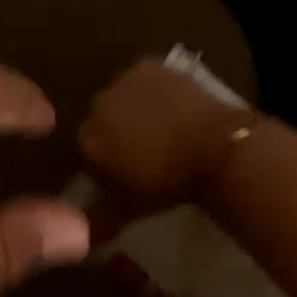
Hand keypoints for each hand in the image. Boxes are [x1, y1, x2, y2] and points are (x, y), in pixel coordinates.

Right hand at [77, 56, 258, 216]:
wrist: (214, 147)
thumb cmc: (168, 183)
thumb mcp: (130, 209)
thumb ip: (99, 218)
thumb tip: (82, 232)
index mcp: (87, 139)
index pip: (84, 150)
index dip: (102, 161)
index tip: (122, 171)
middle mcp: (97, 104)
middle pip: (100, 119)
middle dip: (115, 131)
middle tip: (143, 149)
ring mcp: (123, 80)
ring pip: (121, 96)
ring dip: (132, 108)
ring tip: (161, 125)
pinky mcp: (149, 64)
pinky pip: (143, 78)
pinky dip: (152, 88)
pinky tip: (171, 103)